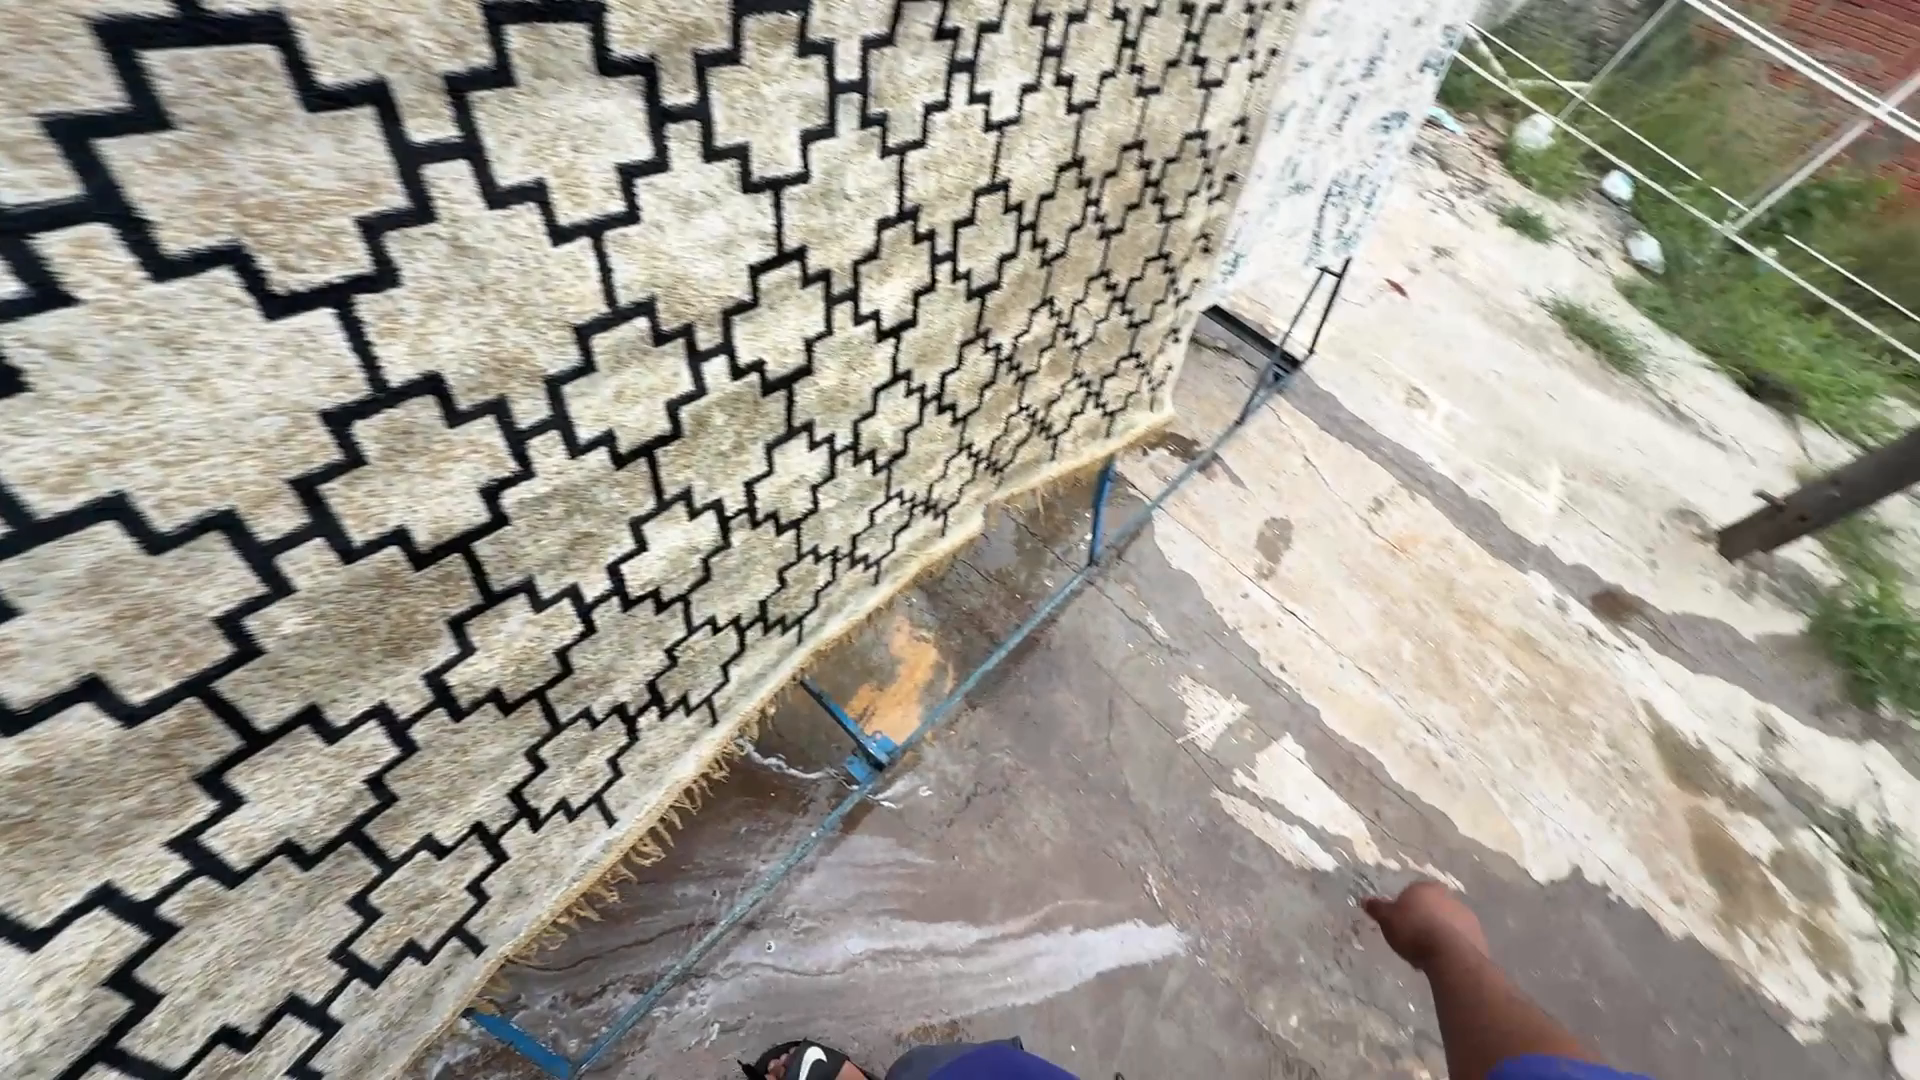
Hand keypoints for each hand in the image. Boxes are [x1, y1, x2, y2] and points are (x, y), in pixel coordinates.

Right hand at [1362, 880, 1488, 970]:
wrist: (1451, 956)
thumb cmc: (1414, 931)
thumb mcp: (1387, 919)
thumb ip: (1377, 908)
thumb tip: (1365, 900)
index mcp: (1427, 888)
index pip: (1414, 893)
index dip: (1406, 908)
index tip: (1400, 924)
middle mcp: (1450, 898)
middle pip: (1433, 908)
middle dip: (1425, 920)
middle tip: (1413, 938)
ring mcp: (1468, 918)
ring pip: (1449, 924)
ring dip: (1440, 934)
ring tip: (1427, 954)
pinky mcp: (1481, 939)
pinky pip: (1461, 941)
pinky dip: (1453, 947)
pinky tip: (1442, 960)